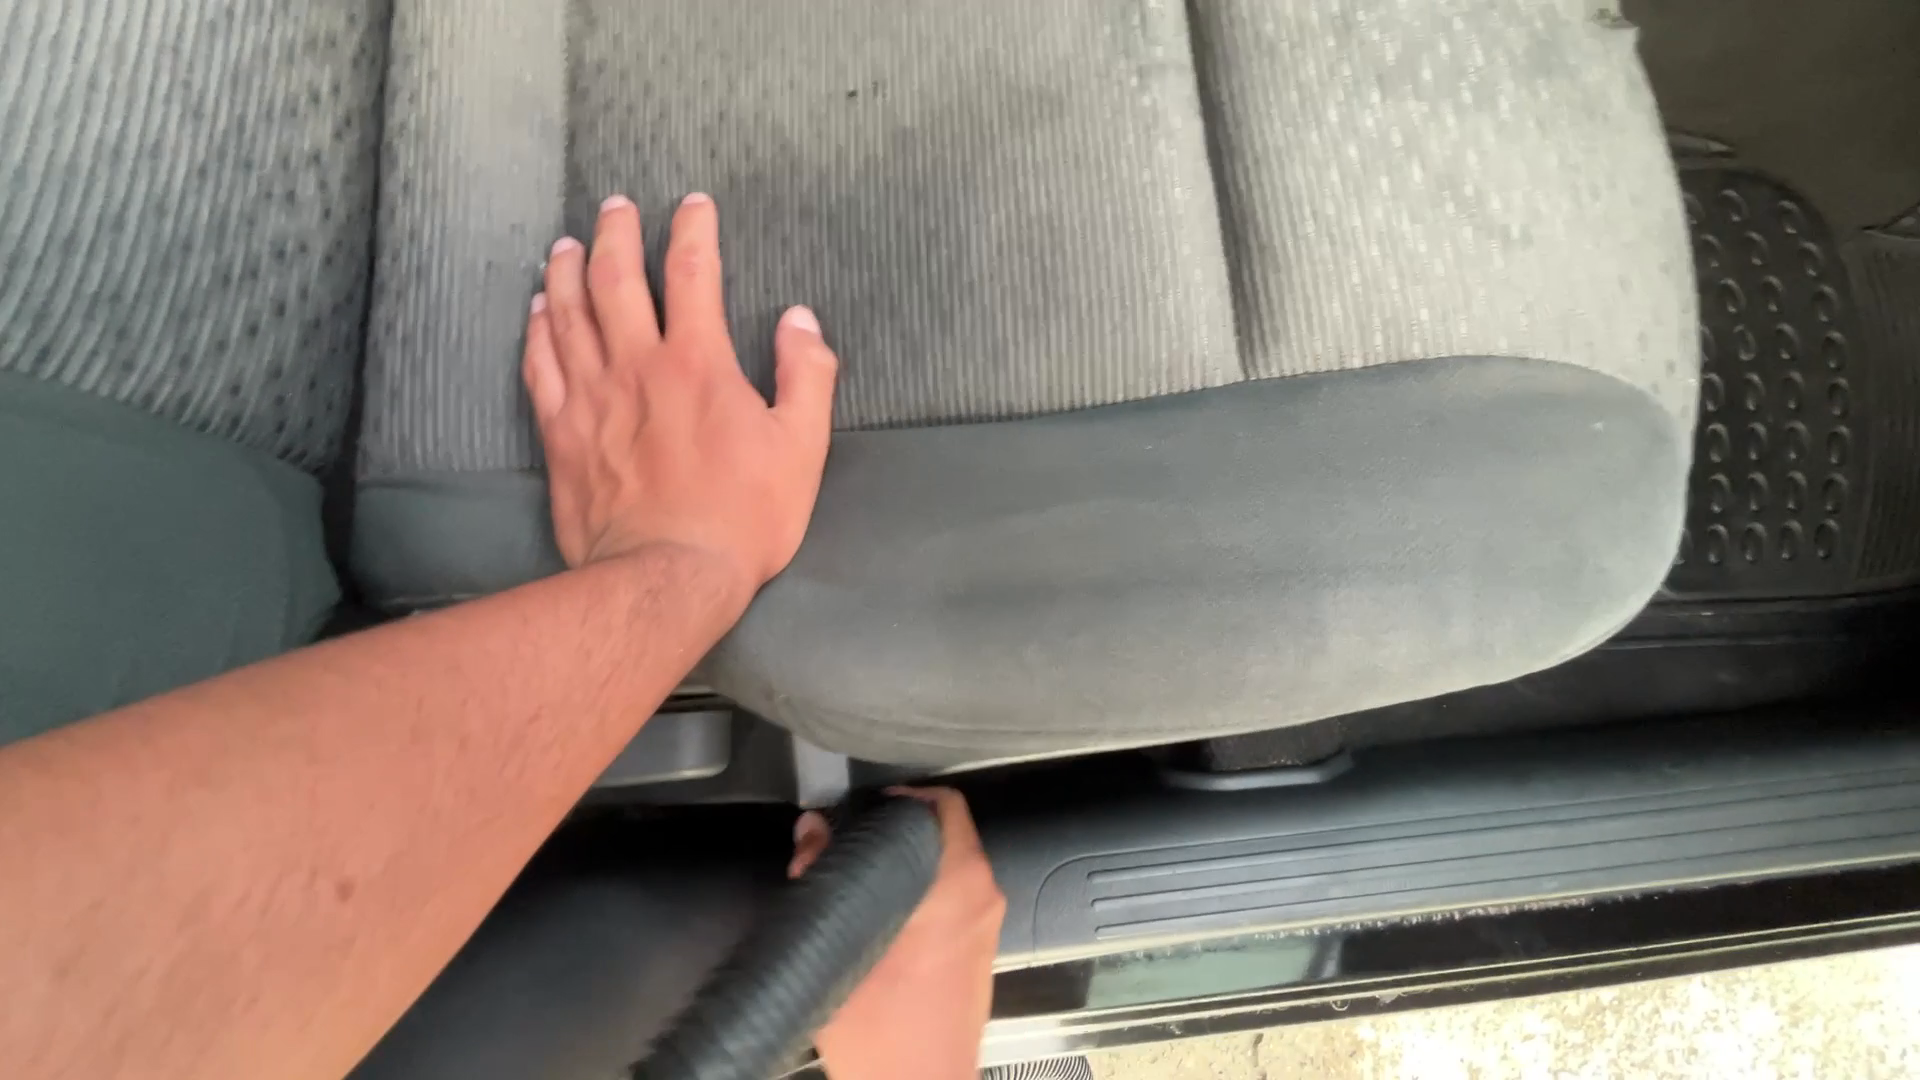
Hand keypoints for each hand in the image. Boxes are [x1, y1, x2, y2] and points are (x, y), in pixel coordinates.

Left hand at [523, 192, 838, 595]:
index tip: (694, 205)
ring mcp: (591, 397)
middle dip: (618, 234)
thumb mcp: (802, 446)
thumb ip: (807, 375)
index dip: (694, 232)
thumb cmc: (745, 514)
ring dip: (569, 270)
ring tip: (568, 244)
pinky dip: (537, 329)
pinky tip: (537, 309)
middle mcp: (637, 365)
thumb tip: (799, 319)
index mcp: (699, 363)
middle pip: (617, 279)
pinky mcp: (561, 433)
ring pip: (569, 313)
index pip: (694, 274)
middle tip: (615, 205)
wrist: (670, 575)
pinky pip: (540, 365)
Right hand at [790, 789, 1006, 1079]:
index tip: (870, 807)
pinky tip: (891, 911)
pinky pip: (960, 896)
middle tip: (862, 836)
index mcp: (959, 880)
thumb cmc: (881, 1024)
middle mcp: (984, 893)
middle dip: (906, 827)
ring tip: (870, 872)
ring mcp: (988, 924)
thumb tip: (810, 828)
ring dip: (917, 859)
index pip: (946, 804)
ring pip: (955, 864)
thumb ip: (821, 876)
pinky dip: (930, 888)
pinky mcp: (983, 951)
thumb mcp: (837, 944)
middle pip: (950, 831)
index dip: (907, 795)